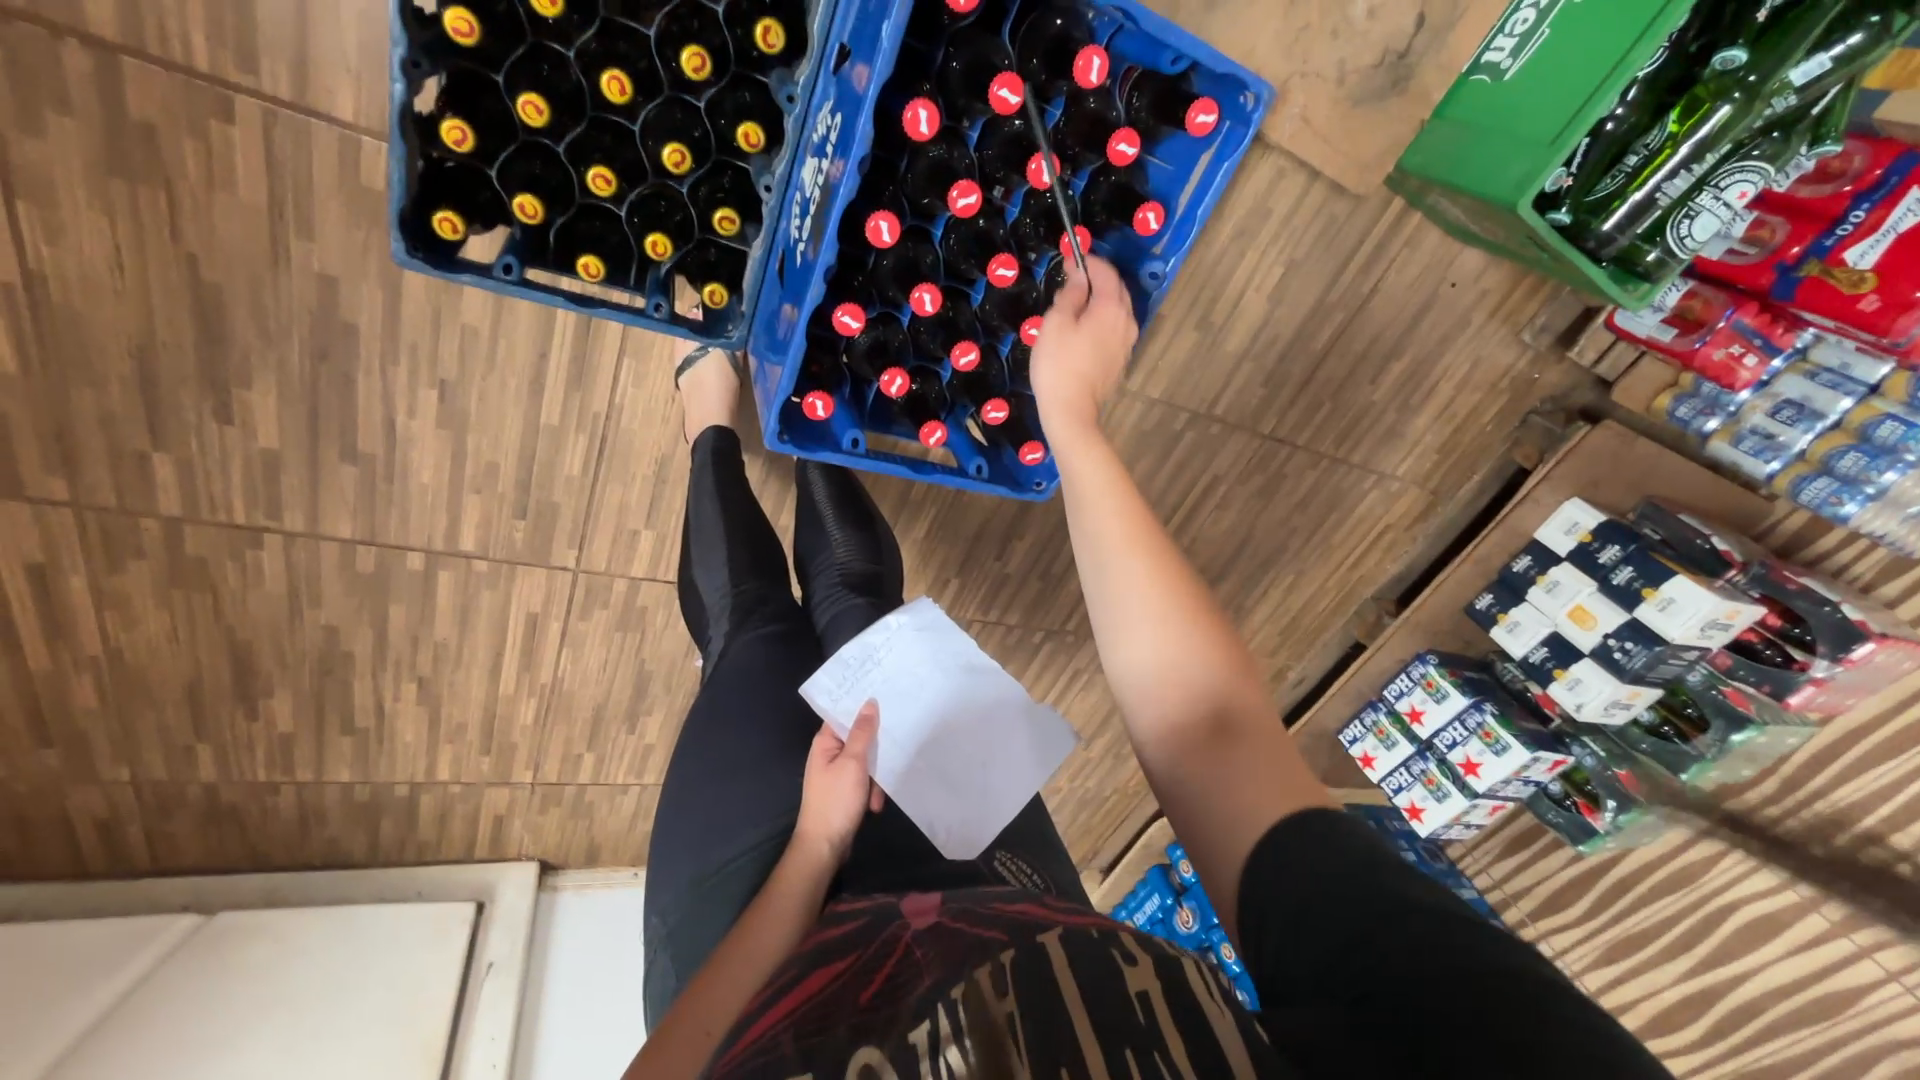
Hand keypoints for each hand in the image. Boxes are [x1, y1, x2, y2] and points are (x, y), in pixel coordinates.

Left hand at [792, 700, 884, 867]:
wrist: (824, 846)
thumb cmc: (836, 800)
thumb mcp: (853, 763)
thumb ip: (862, 733)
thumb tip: (869, 702)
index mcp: (825, 742)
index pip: (843, 713)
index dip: (862, 705)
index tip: (885, 696)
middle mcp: (828, 753)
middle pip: (858, 736)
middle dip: (875, 747)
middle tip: (895, 744)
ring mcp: (836, 772)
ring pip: (864, 760)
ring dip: (875, 775)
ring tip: (877, 793)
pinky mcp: (844, 789)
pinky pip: (863, 779)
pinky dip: (870, 790)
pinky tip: (874, 805)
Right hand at [1030, 255, 1138, 438]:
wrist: (1071, 410)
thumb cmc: (1058, 364)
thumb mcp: (1056, 322)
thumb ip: (1071, 294)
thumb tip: (1080, 276)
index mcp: (1111, 307)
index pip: (1106, 272)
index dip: (1088, 261)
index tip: (1069, 258)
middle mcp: (1126, 321)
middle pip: (1116, 290)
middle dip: (1097, 278)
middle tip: (1072, 277)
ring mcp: (1127, 342)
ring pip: (1117, 310)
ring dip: (1100, 300)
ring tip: (1076, 302)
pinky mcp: (1121, 360)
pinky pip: (1114, 329)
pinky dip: (1102, 319)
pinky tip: (1084, 327)